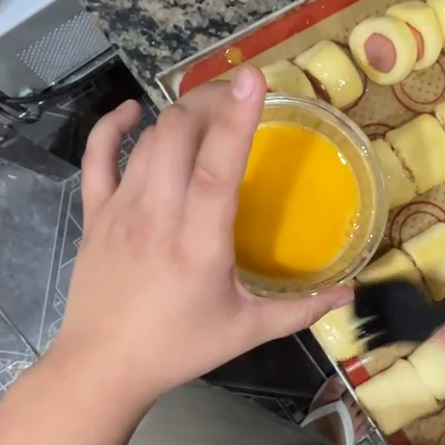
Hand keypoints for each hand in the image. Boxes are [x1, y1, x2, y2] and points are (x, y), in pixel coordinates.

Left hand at [48, 66, 349, 401]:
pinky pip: (97, 156)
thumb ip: (302, 310)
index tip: (254, 78)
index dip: (237, 120)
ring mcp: (121, 210)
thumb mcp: (248, 332)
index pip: (218, 169)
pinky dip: (113, 127)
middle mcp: (157, 215)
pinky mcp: (95, 214)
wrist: (104, 367)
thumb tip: (349, 292)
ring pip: (148, 139)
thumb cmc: (180, 348)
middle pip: (178, 134)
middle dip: (209, 102)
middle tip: (239, 99)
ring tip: (208, 111)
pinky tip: (132, 113)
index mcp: (199, 243)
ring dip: (179, 115)